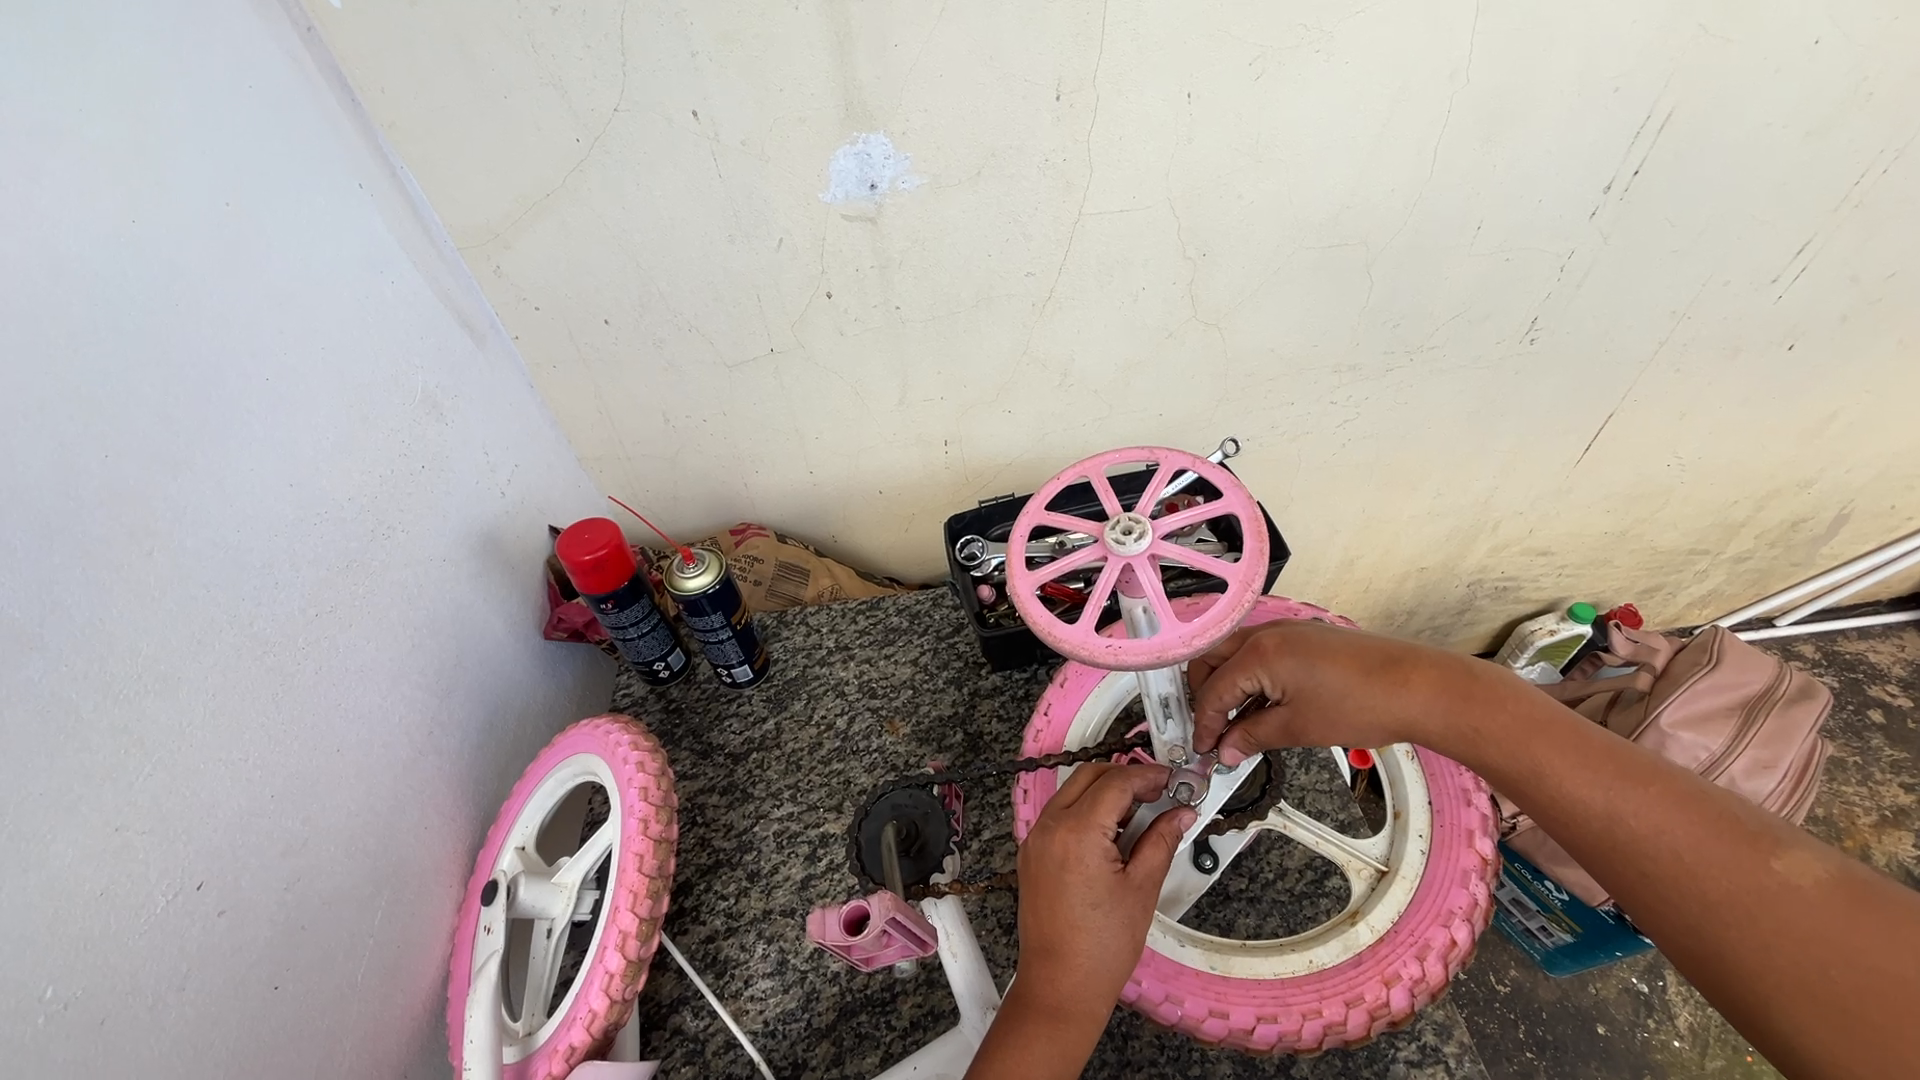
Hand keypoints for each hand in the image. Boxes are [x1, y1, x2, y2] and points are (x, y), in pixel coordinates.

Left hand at [1015, 763, 1195, 1008]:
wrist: (1060, 986)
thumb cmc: (1099, 948)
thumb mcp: (1142, 889)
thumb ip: (1162, 841)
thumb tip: (1180, 814)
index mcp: (1077, 831)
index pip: (1116, 782)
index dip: (1147, 776)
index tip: (1170, 781)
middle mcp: (1049, 827)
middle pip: (1090, 776)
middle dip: (1125, 776)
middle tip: (1158, 793)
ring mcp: (1036, 839)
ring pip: (1072, 792)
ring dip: (1105, 792)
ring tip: (1140, 815)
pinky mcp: (1032, 853)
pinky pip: (1060, 814)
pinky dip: (1086, 811)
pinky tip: (1112, 834)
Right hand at [1186, 618, 1502, 763]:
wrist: (1421, 688)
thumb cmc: (1361, 706)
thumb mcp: (1298, 728)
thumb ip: (1253, 737)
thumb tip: (1226, 750)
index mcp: (1259, 654)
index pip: (1213, 690)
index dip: (1205, 724)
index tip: (1204, 749)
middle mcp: (1266, 633)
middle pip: (1212, 660)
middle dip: (1204, 694)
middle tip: (1211, 728)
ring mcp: (1287, 630)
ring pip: (1235, 653)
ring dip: (1227, 684)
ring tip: (1236, 721)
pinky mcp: (1306, 635)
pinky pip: (1260, 651)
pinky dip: (1251, 675)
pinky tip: (1263, 705)